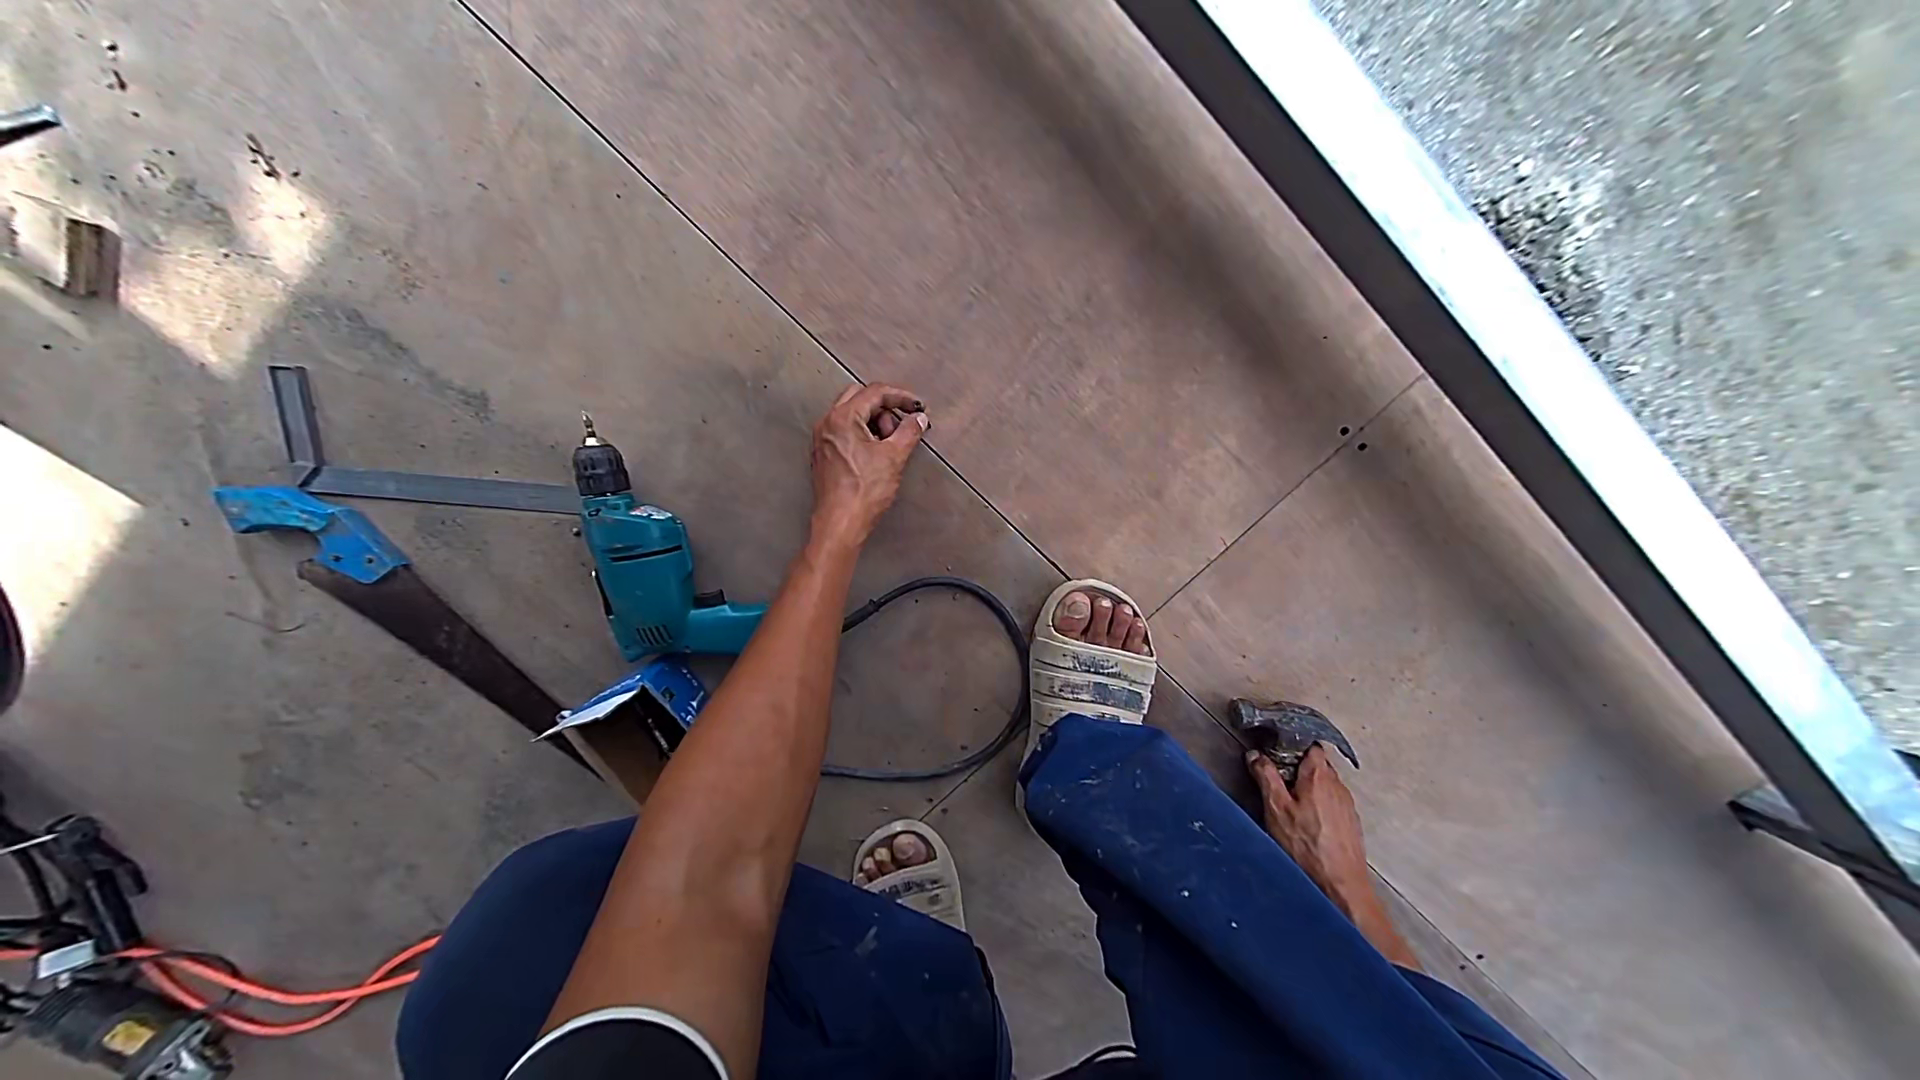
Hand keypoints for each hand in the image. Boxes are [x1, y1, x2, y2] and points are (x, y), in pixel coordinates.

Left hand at [809, 383, 928, 546]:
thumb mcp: (894, 457)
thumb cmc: (860, 494)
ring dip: (875, 422)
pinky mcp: (825, 455)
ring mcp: (823, 440)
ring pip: (852, 415)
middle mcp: (828, 425)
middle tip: (903, 425)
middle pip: (860, 398)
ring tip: (891, 445)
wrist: (841, 523)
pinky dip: (863, 435)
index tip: (915, 406)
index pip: (875, 392)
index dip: (901, 397)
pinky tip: (877, 455)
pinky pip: (845, 432)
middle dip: (885, 408)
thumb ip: (909, 432)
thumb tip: (918, 420)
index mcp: (842, 419)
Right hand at [1247, 743, 1372, 916]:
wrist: (1340, 886)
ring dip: (1307, 787)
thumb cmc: (1307, 848)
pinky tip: (1305, 821)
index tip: (1276, 750)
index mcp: (1319, 776)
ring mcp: (1347, 805)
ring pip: (1324, 784)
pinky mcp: (1350, 823)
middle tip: (1276, 779)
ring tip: (1288, 803)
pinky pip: (1331, 802)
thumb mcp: (1275, 807)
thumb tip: (1256, 756)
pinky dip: (1317, 804)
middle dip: (1296, 767)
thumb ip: (1265, 776)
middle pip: (1316, 764)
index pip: (1310, 745)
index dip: (1292, 744)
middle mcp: (1337, 786)